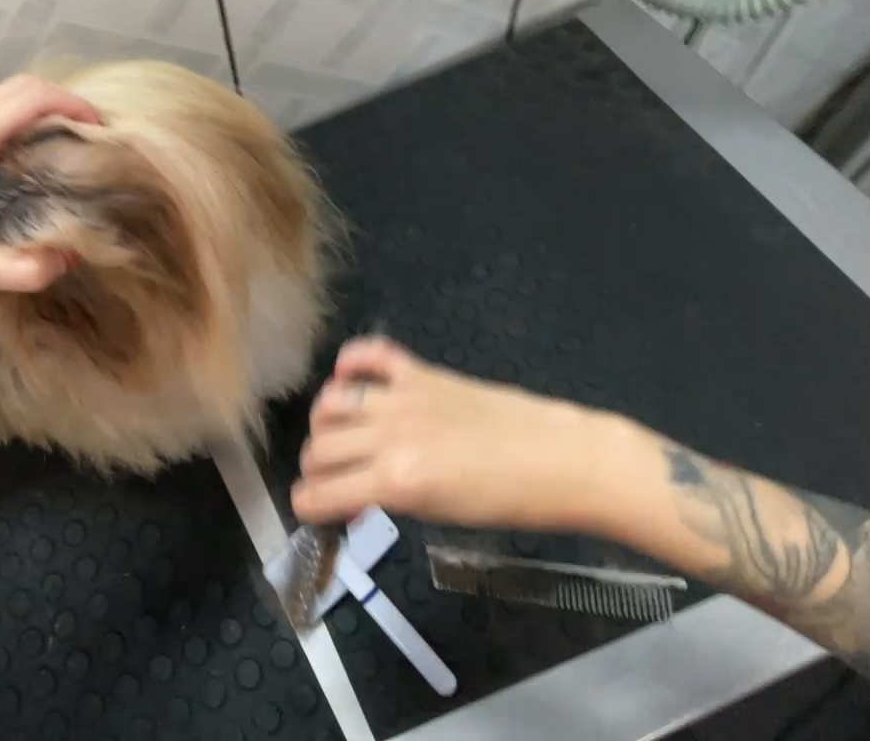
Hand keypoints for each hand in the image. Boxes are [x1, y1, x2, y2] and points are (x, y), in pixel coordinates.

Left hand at [0, 76, 100, 334]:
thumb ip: (29, 269)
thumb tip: (74, 253)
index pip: (29, 97)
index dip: (72, 104)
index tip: (100, 128)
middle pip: (19, 85)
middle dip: (62, 99)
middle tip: (91, 133)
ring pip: (2, 92)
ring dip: (40, 104)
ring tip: (69, 138)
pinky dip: (19, 113)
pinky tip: (32, 148)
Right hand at [290, 337, 633, 534]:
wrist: (563, 460)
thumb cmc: (509, 502)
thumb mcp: (440, 514)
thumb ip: (389, 496)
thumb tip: (357, 493)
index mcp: (397, 482)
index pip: (322, 492)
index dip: (305, 503)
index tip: (308, 506)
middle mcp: (390, 436)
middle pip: (320, 446)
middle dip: (312, 467)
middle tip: (328, 478)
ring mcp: (404, 398)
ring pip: (332, 401)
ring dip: (322, 422)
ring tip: (334, 433)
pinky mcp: (421, 372)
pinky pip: (371, 355)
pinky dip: (350, 361)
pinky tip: (346, 376)